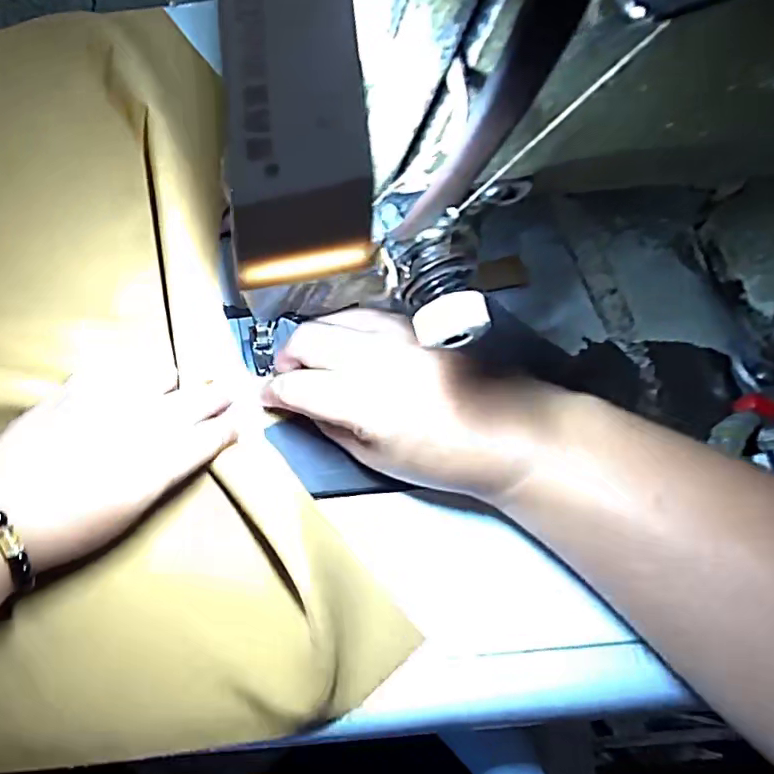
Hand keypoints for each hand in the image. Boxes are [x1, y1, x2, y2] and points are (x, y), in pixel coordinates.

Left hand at [0, 373, 239, 568]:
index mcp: (161, 461)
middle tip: (227, 392)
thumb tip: (180, 453)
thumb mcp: (129, 512)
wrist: (0, 509)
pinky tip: (128, 383)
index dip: (230, 426)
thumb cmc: (69, 530)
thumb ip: (161, 475)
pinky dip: (131, 375)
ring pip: (160, 374)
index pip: (210, 435)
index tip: (240, 420)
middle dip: (216, 396)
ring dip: (175, 381)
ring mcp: (110, 397)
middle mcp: (145, 420)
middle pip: (196, 398)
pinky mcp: (75, 385)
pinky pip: (116, 368)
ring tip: (176, 387)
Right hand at [260, 309, 565, 504]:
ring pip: (332, 320)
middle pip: (306, 340)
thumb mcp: (375, 459)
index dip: (272, 391)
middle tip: (285, 377)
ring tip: (311, 360)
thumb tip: (300, 409)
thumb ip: (330, 427)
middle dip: (285, 358)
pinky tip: (345, 345)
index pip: (296, 385)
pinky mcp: (414, 324)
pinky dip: (342, 328)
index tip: (265, 398)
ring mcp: (395, 335)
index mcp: (362, 404)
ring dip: (311, 338)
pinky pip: (363, 314)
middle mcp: (374, 360)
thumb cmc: (440, 459)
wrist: (508, 431)